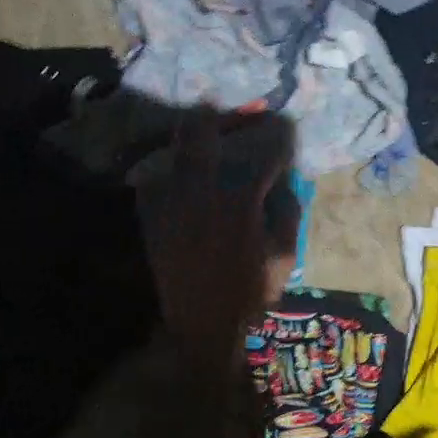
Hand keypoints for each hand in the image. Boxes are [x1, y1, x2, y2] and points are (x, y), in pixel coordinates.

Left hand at [128, 108, 296, 353]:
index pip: (263, 155)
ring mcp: (170, 201)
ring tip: (207, 133)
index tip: (286, 132)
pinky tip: (185, 177)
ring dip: (193, 138)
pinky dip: (172, 172)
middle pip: (203, 132)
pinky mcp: (151, 216)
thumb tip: (280, 181)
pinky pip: (156, 178)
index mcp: (240, 202)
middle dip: (220, 116)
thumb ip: (286, 211)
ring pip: (175, 150)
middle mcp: (200, 191)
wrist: (203, 325)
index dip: (278, 140)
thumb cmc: (251, 292)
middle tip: (234, 113)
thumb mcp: (285, 254)